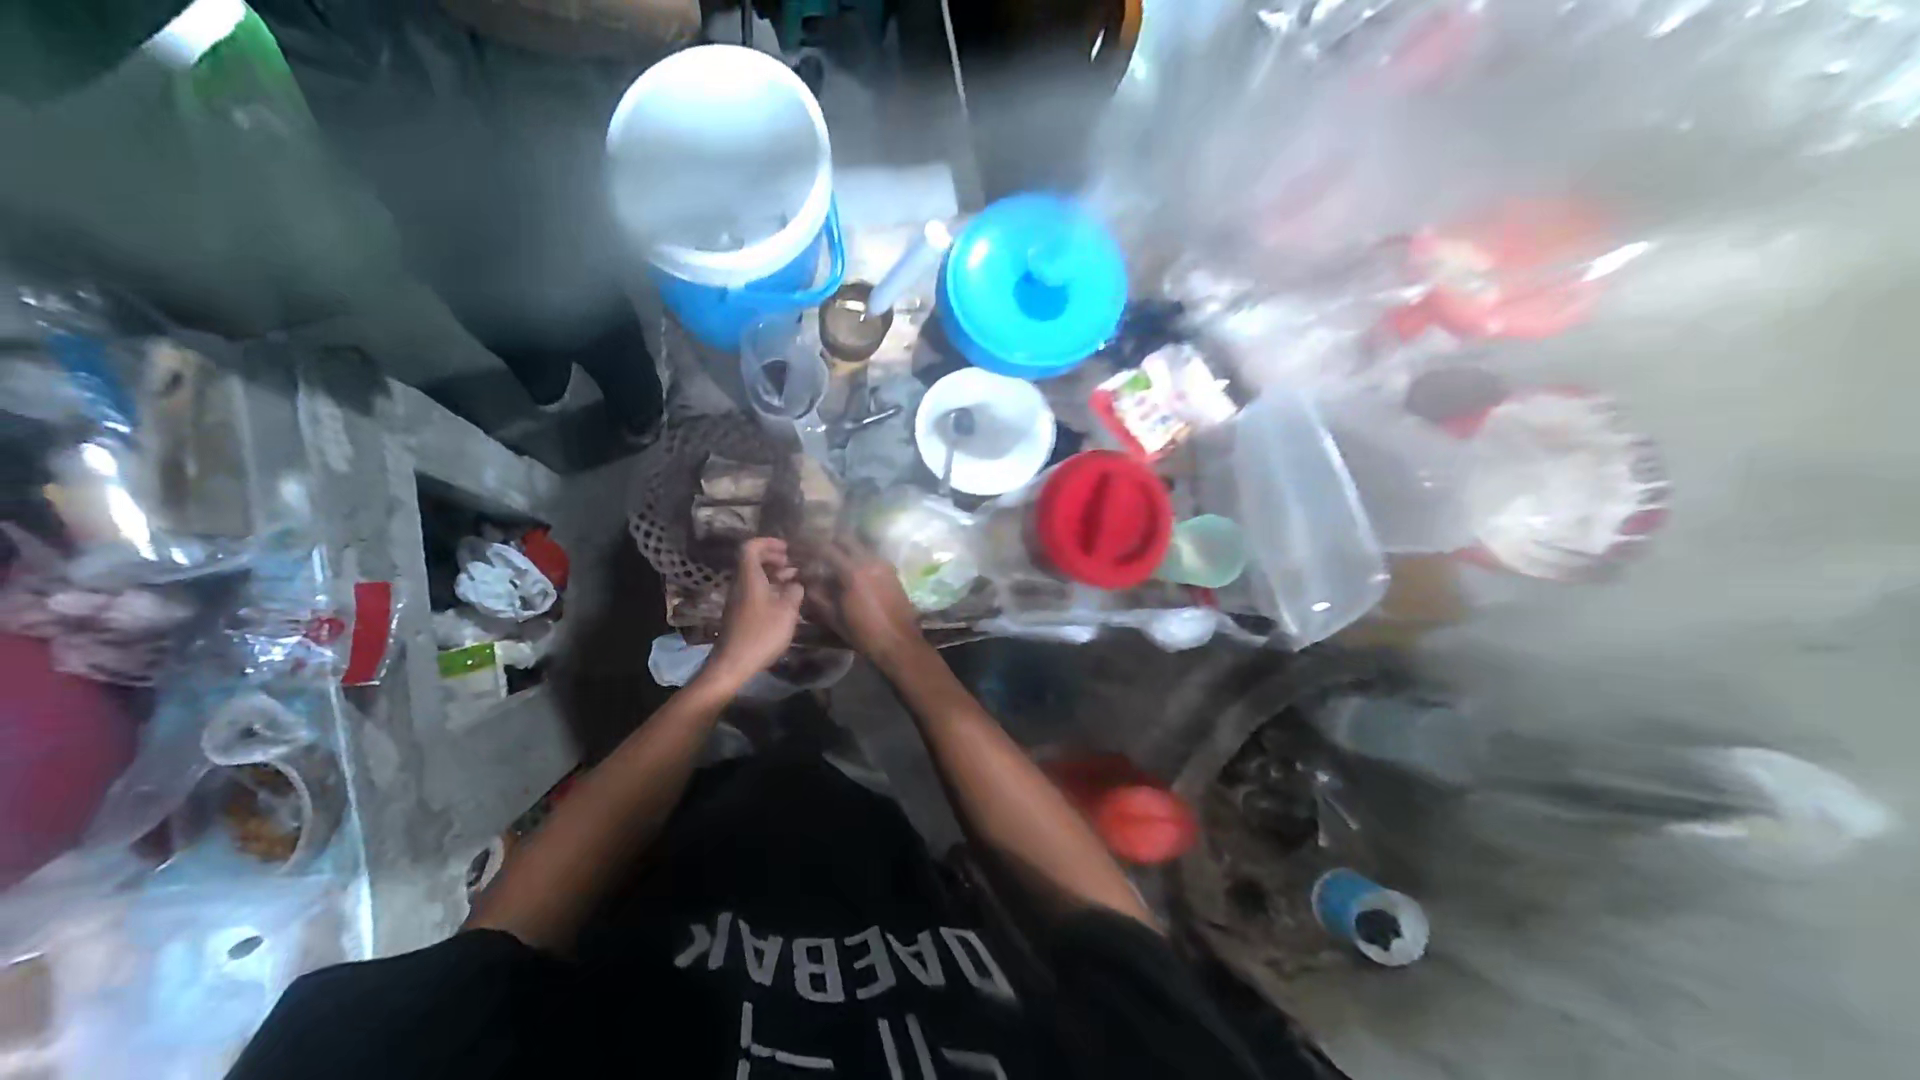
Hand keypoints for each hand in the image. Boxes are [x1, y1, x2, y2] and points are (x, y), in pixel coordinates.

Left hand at [706, 538, 804, 685]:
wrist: (733, 663)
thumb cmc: (762, 633)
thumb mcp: (787, 611)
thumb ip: (794, 591)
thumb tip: (796, 583)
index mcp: (749, 577)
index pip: (751, 547)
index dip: (768, 543)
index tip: (787, 549)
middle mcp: (740, 584)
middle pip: (752, 561)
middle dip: (773, 558)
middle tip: (794, 565)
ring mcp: (738, 599)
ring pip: (754, 577)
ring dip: (773, 575)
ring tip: (794, 582)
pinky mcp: (739, 613)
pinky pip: (754, 591)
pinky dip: (769, 589)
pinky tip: (784, 601)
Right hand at [807, 539, 924, 665]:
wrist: (899, 643)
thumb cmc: (864, 633)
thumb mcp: (834, 617)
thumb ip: (817, 594)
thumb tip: (805, 578)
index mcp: (853, 571)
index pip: (825, 548)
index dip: (808, 545)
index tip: (797, 546)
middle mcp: (870, 560)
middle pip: (845, 539)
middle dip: (828, 541)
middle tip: (814, 550)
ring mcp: (884, 564)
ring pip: (860, 545)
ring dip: (844, 548)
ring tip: (831, 560)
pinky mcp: (892, 571)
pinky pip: (871, 556)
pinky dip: (858, 557)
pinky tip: (851, 570)